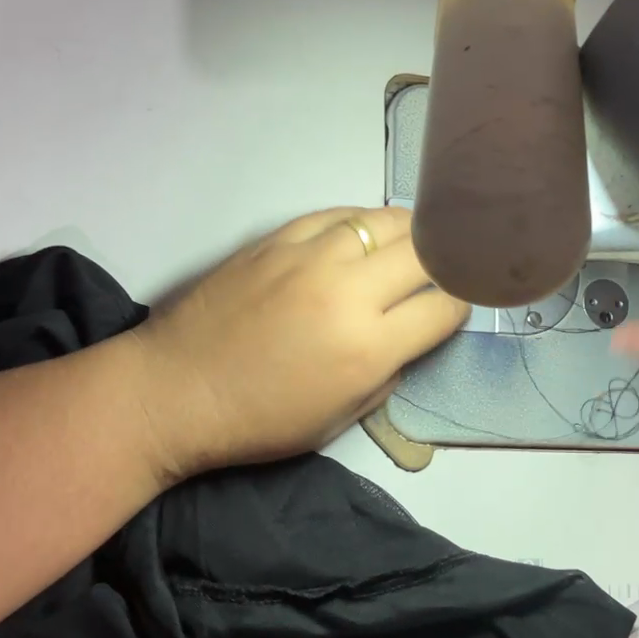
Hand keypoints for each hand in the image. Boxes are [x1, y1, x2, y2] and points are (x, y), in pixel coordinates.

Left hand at [130, 207, 468, 479]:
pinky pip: (337, 214)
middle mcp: (348, 291)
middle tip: (443, 270)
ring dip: (409, 233)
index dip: (460, 307)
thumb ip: (388, 372)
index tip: (453, 309)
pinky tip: (362, 235)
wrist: (178, 391)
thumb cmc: (259, 422)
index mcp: (368, 348)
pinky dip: (360, 223)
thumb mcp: (340, 418)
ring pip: (385, 220)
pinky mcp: (277, 238)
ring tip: (411, 244)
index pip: (445, 307)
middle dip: (446, 262)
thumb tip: (409, 335)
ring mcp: (310, 256)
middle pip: (427, 253)